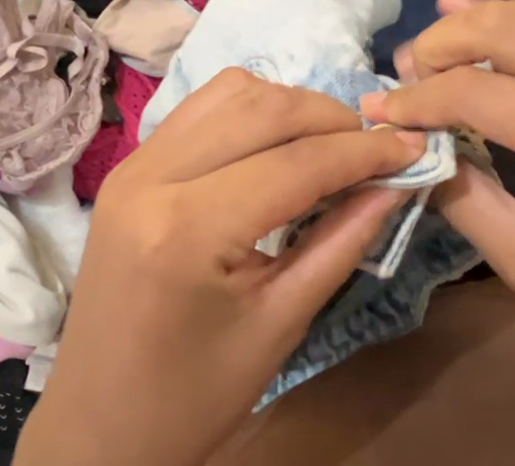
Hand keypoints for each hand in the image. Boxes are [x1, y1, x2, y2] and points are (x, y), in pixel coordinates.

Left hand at [16, 68, 424, 465]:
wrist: (100, 421)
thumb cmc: (195, 395)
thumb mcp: (280, 324)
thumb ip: (342, 242)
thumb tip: (396, 182)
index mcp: (187, 229)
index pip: (295, 163)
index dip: (363, 151)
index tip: (414, 148)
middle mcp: (152, 176)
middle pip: (262, 109)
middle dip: (330, 117)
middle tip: (376, 146)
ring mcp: (132, 164)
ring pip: (228, 93)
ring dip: (289, 105)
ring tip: (330, 141)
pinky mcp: (128, 166)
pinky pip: (199, 109)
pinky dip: (248, 109)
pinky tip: (277, 140)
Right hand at [363, 0, 514, 354]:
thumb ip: (462, 197)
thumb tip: (409, 146)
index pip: (482, 94)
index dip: (419, 99)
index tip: (378, 112)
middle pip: (507, 29)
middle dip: (441, 42)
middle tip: (404, 75)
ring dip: (467, 25)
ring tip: (423, 55)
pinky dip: (499, 25)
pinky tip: (460, 16)